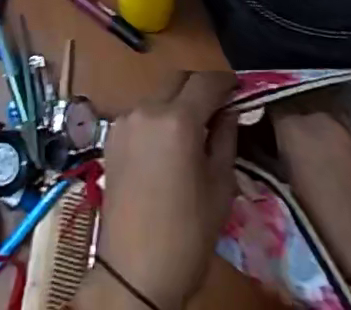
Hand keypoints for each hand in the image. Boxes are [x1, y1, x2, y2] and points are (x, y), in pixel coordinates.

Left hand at [78, 72, 238, 309]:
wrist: (133, 270)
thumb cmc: (187, 234)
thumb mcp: (220, 186)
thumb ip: (225, 138)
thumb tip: (229, 111)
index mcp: (176, 120)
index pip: (205, 81)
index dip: (226, 81)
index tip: (239, 89)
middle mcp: (146, 110)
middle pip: (177, 80)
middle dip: (200, 87)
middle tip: (219, 107)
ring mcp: (124, 121)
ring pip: (157, 95)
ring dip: (177, 102)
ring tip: (194, 130)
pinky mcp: (111, 136)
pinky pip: (140, 114)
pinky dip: (157, 117)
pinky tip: (168, 144)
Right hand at [272, 106, 350, 273]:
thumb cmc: (316, 226)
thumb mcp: (281, 183)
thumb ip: (267, 149)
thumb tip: (257, 133)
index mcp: (296, 127)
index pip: (274, 99)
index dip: (267, 107)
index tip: (263, 118)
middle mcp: (326, 118)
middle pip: (303, 99)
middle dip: (294, 110)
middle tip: (289, 130)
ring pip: (331, 110)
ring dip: (320, 119)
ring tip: (317, 140)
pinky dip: (345, 136)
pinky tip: (344, 156)